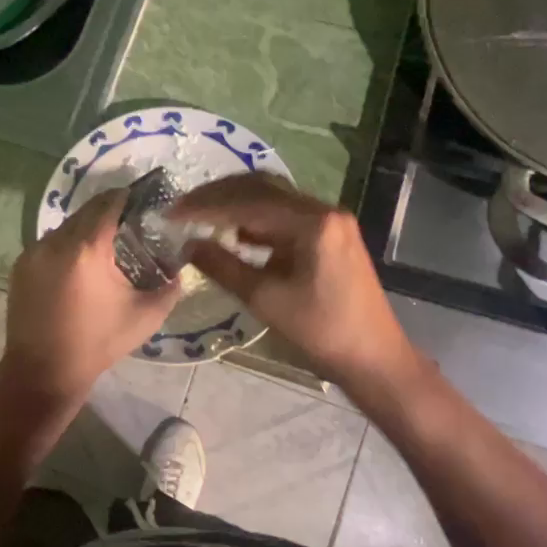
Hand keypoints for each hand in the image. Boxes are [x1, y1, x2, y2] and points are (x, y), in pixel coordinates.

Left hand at [2, 189, 180, 401]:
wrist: (43, 371)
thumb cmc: (97, 344)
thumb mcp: (146, 315)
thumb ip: (169, 285)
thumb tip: (180, 264)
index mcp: (86, 249)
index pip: (109, 204)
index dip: (128, 197)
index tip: (144, 199)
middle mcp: (55, 242)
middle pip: (86, 211)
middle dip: (108, 211)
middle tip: (130, 221)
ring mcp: (33, 252)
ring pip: (65, 226)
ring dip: (86, 228)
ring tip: (107, 245)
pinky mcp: (20, 265)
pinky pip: (49, 243)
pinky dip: (66, 245)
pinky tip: (80, 265)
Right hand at [171, 173, 419, 384]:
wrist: (374, 358)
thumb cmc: (321, 332)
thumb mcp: (264, 299)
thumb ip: (222, 267)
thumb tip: (187, 244)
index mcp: (312, 222)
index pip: (247, 201)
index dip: (205, 206)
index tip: (172, 214)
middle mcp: (323, 210)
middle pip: (260, 188)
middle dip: (217, 197)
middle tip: (181, 209)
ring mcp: (328, 221)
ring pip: (270, 198)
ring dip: (233, 204)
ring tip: (199, 217)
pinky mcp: (327, 235)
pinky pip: (283, 215)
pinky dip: (253, 219)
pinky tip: (231, 234)